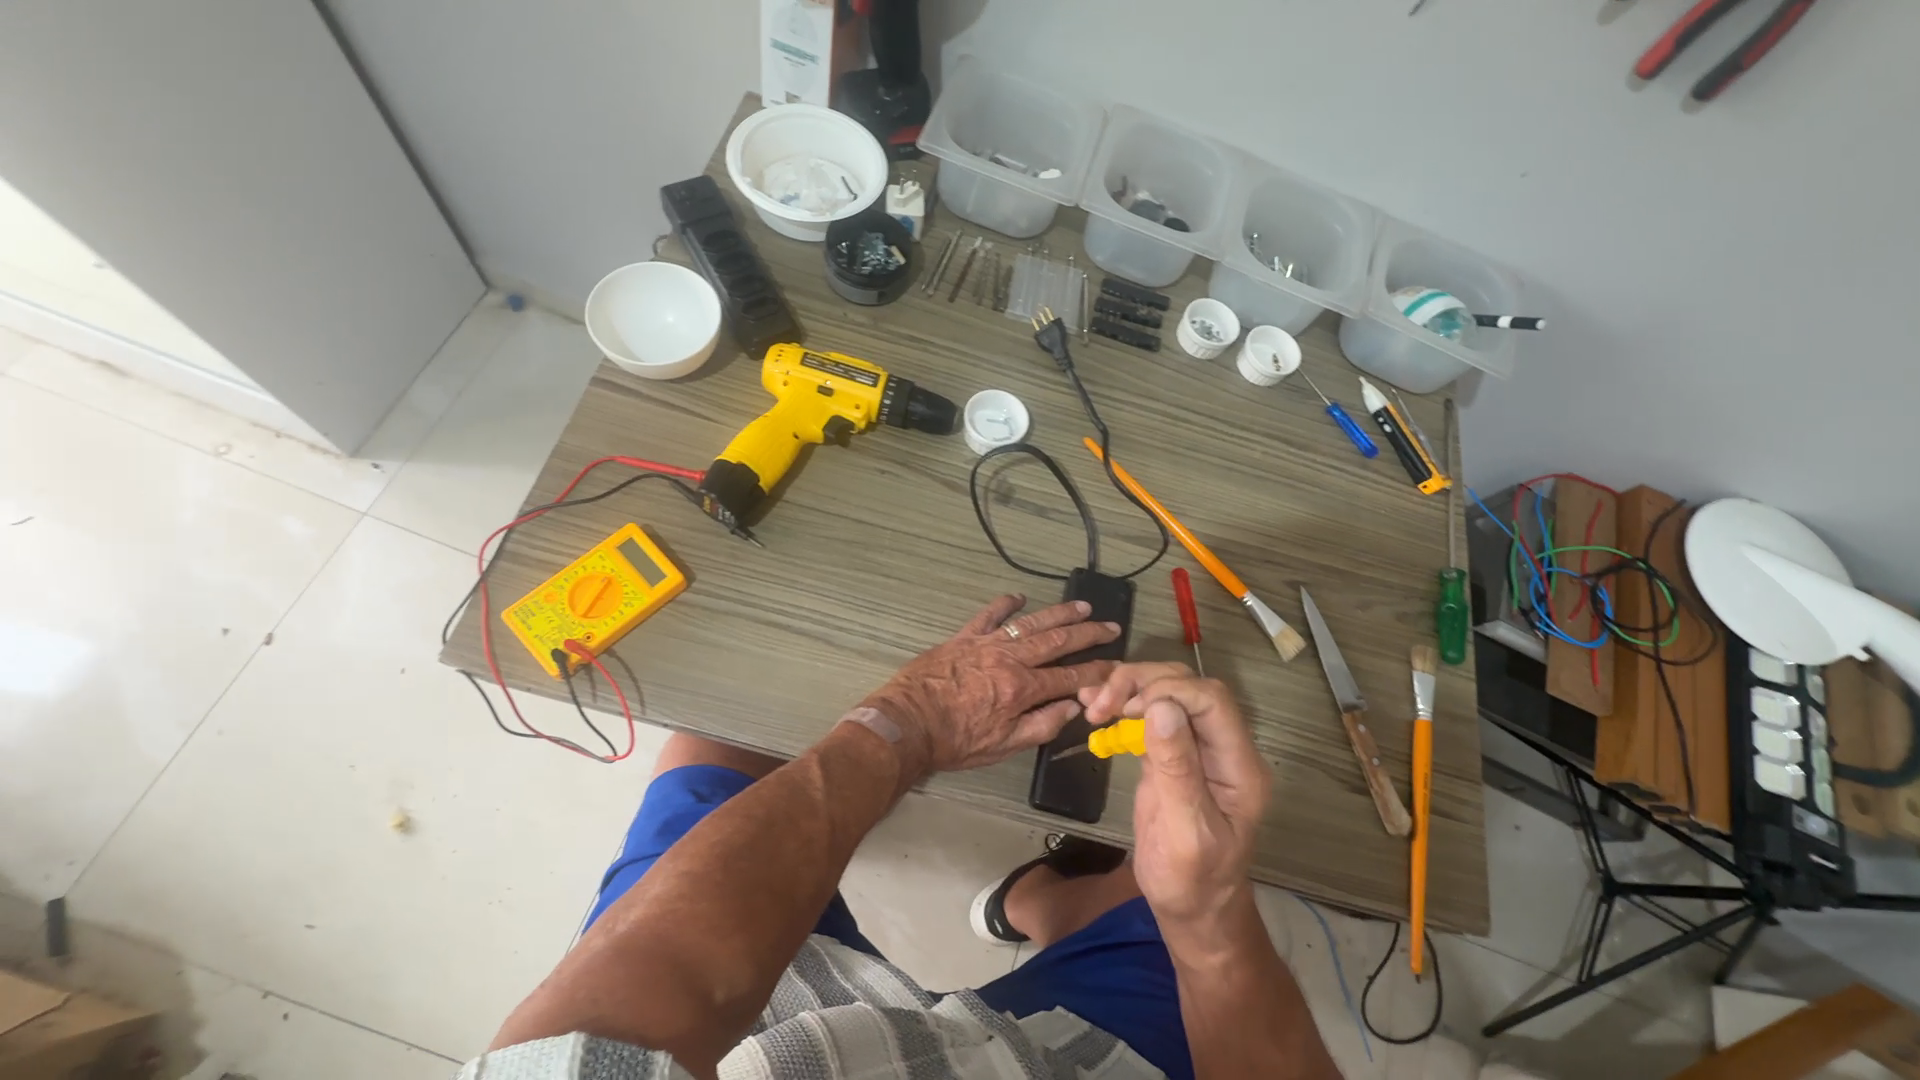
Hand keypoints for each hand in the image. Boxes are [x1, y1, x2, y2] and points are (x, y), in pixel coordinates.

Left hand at [861, 595, 1119, 774]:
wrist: (906, 724)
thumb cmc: (954, 742)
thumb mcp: (1003, 747)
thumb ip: (1041, 726)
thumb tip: (1073, 707)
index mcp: (1022, 689)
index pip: (1070, 677)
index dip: (1097, 672)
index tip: (1118, 665)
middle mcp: (1010, 660)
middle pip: (1058, 641)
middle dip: (1088, 633)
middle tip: (1110, 626)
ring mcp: (986, 644)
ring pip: (1031, 623)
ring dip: (1059, 613)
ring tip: (1082, 607)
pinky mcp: (963, 638)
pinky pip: (989, 615)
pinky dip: (1005, 605)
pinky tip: (1019, 597)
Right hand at [1080, 664, 1270, 931]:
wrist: (1191, 911)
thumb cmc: (1194, 883)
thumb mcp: (1186, 833)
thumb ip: (1177, 769)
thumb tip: (1161, 708)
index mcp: (1239, 765)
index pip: (1211, 700)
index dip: (1169, 691)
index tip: (1128, 711)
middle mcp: (1221, 748)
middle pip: (1186, 685)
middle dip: (1142, 684)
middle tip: (1101, 706)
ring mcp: (1195, 748)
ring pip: (1165, 692)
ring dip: (1127, 690)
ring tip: (1092, 707)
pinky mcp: (1169, 754)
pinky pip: (1148, 715)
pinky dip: (1120, 706)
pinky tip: (1091, 708)